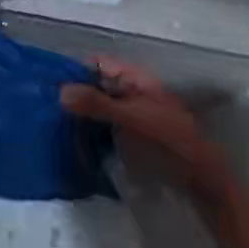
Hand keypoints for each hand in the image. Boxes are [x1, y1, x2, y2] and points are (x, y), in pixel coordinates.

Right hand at [61, 57, 229, 198]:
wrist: (203, 184)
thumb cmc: (170, 142)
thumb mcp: (132, 119)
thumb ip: (97, 104)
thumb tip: (59, 91)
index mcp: (136, 79)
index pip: (97, 64)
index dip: (75, 70)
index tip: (49, 84)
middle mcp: (132, 92)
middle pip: (95, 84)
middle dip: (73, 93)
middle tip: (45, 105)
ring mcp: (131, 115)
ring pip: (96, 107)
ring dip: (79, 114)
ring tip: (52, 123)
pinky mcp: (129, 137)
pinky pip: (101, 127)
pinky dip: (87, 131)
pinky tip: (70, 139)